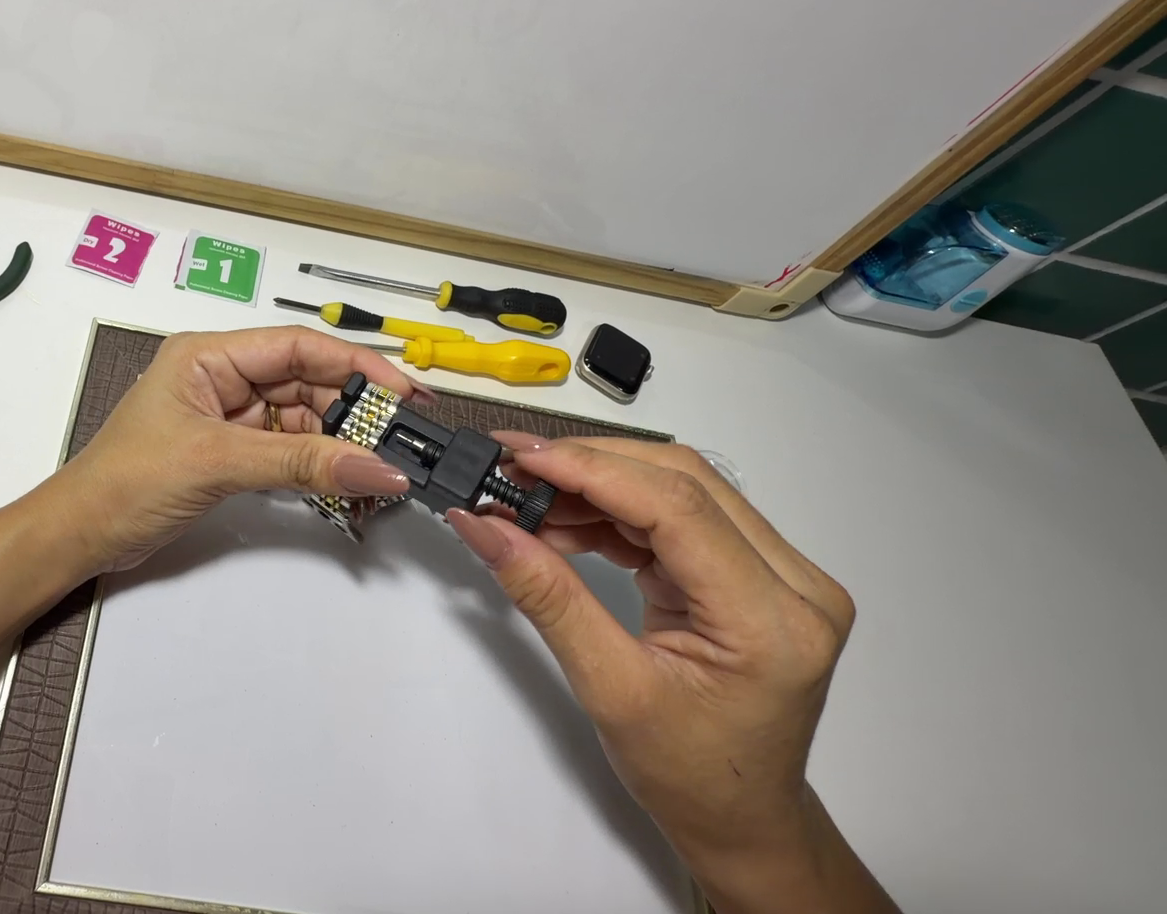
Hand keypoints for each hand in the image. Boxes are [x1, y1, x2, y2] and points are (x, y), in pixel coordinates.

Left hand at [42, 327, 416, 576]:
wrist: (83, 533)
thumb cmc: (123, 482)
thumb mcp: (218, 462)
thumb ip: (301, 463)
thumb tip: (376, 465)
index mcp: (208, 354)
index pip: (297, 346)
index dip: (355, 364)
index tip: (402, 391)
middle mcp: (222, 376)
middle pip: (307, 381)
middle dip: (354, 409)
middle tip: (401, 439)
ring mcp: (228, 414)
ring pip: (303, 417)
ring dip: (341, 442)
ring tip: (380, 467)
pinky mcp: (232, 449)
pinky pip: (290, 448)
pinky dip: (318, 464)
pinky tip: (346, 477)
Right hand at [447, 437, 894, 911]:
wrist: (739, 815)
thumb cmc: (685, 771)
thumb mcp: (606, 686)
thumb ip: (545, 594)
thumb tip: (479, 524)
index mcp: (772, 619)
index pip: (677, 508)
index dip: (591, 470)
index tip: (517, 457)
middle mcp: (791, 581)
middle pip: (681, 481)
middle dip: (587, 464)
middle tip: (510, 466)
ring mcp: (775, 572)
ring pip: (674, 489)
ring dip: (593, 484)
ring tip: (523, 497)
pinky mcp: (746, 570)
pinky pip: (671, 517)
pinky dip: (608, 511)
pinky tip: (559, 522)